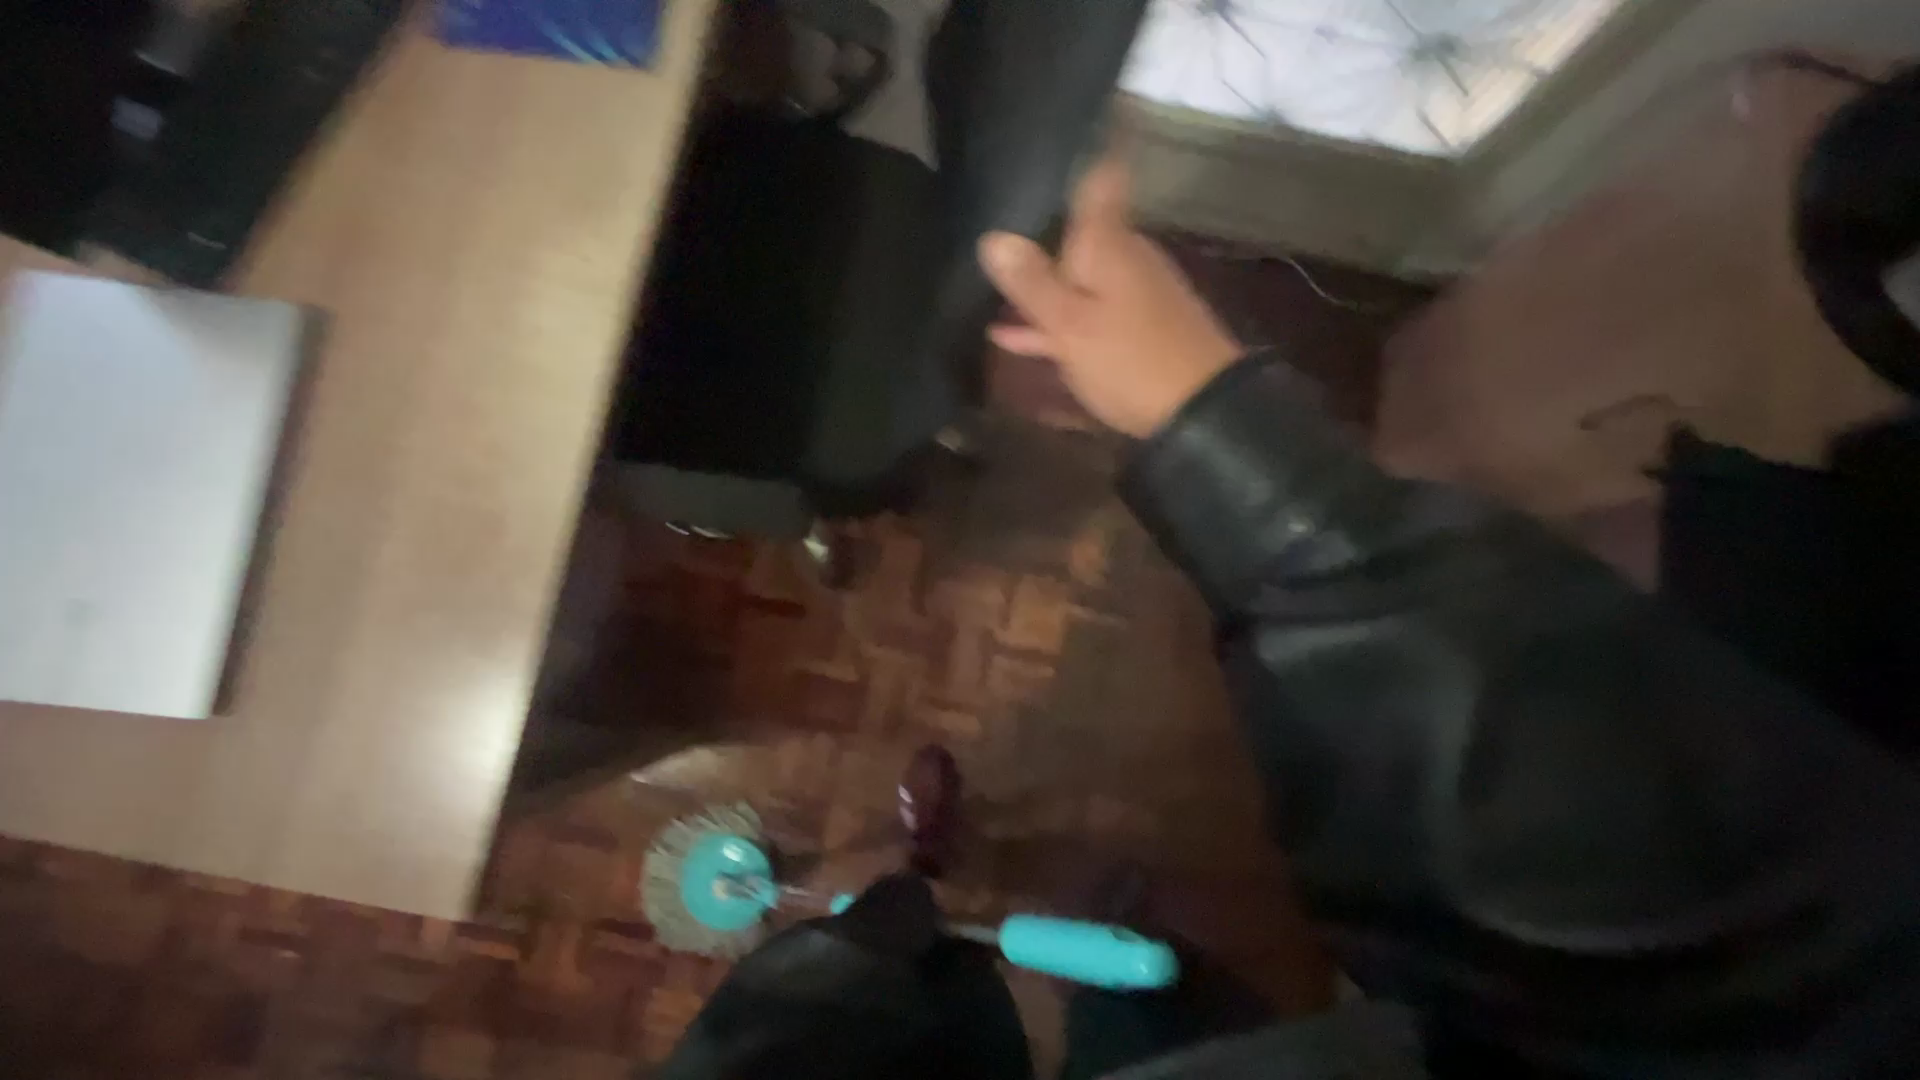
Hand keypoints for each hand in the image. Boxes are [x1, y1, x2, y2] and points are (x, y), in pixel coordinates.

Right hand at [977, 159, 1242, 437]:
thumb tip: (993, 238)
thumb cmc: (1129, 360)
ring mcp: (1133, 292)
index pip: (1100, 176)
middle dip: (1039, 228)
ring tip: (989, 288)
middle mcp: (1124, 256)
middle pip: (1079, 229)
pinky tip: (1014, 337)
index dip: (1087, 145)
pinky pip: (1086, 312)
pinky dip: (1055, 320)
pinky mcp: (1136, 327)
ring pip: (1077, 275)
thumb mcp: (1070, 325)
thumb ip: (1032, 282)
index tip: (1063, 125)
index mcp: (1108, 242)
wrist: (1200, 411)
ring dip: (1040, 283)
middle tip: (989, 222)